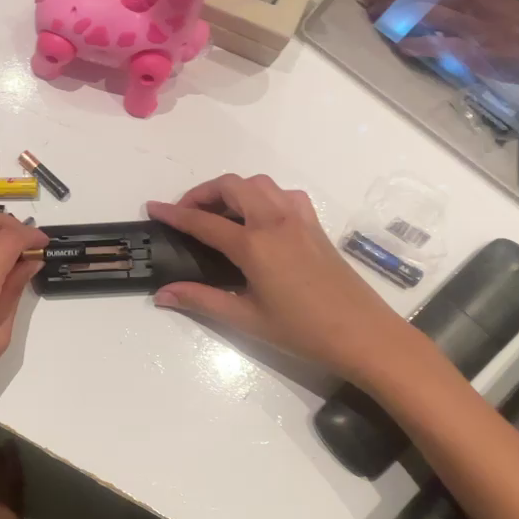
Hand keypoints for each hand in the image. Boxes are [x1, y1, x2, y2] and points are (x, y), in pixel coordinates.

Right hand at [146, 175, 427, 384]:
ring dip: (233, 189)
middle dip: (202, 193)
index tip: (153, 208)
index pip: (204, 221)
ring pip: (259, 183)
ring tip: (219, 213)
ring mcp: (299, 219)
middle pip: (232, 186)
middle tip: (186, 213)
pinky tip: (258, 218)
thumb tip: (163, 294)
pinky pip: (283, 194)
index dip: (174, 214)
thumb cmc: (303, 331)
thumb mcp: (246, 319)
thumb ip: (201, 300)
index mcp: (255, 245)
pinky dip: (262, 195)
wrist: (365, 335)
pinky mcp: (315, 225)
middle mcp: (275, 221)